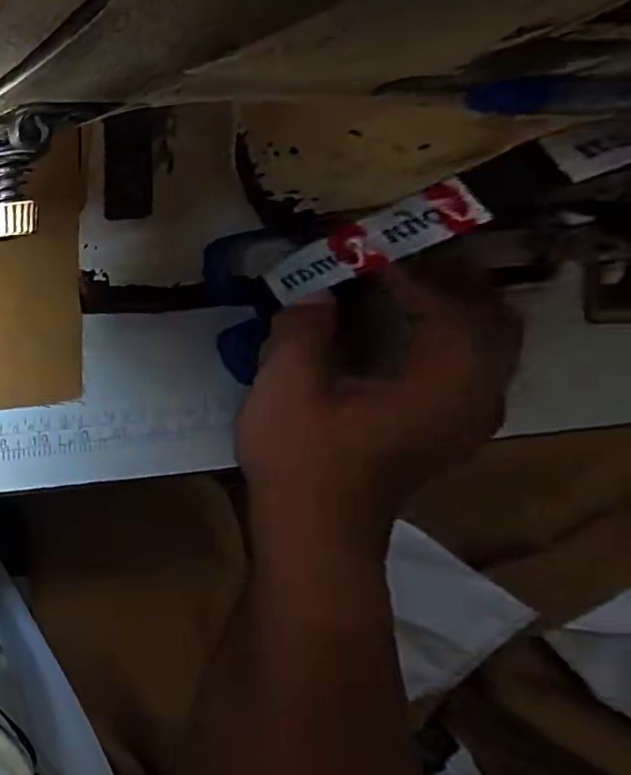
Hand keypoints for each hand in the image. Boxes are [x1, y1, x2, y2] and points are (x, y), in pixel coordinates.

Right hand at [235, 264, 519, 549]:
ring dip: (451, 305)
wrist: (314, 523)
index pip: (451, 311)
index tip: (366, 251)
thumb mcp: (285, 390)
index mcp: (446, 386)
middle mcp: (476, 397)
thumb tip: (314, 293)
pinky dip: (444, 332)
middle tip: (398, 254)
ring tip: (404, 281)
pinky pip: (468, 363)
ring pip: (485, 343)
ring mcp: (467, 415)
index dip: (412, 275)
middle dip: (448, 281)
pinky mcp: (447, 425)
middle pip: (489, 322)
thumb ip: (302, 336)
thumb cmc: (300, 457)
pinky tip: (403, 327)